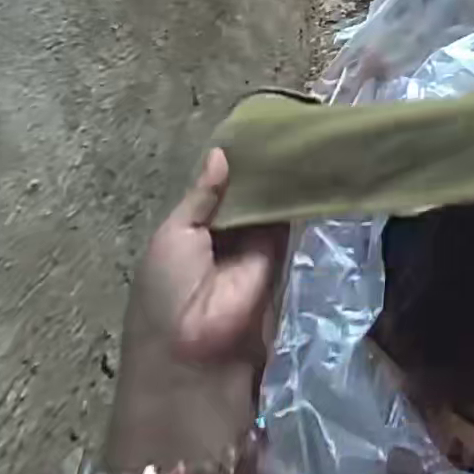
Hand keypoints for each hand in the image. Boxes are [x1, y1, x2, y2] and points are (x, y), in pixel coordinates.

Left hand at [105, 149, 288, 470]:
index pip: (218, 186)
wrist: (196, 350)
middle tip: (280, 123)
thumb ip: (202, 194)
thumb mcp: (174, 233)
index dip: (233, 161)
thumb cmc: (168, 289)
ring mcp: (254, 242)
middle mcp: (227, 232)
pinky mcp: (281, 252)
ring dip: (277, 177)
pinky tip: (304, 161)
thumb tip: (220, 151)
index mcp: (194, 226)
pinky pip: (287, 219)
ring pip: (268, 202)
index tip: (253, 128)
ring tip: (295, 133)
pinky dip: (295, 195)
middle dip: (258, 166)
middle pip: (246, 191)